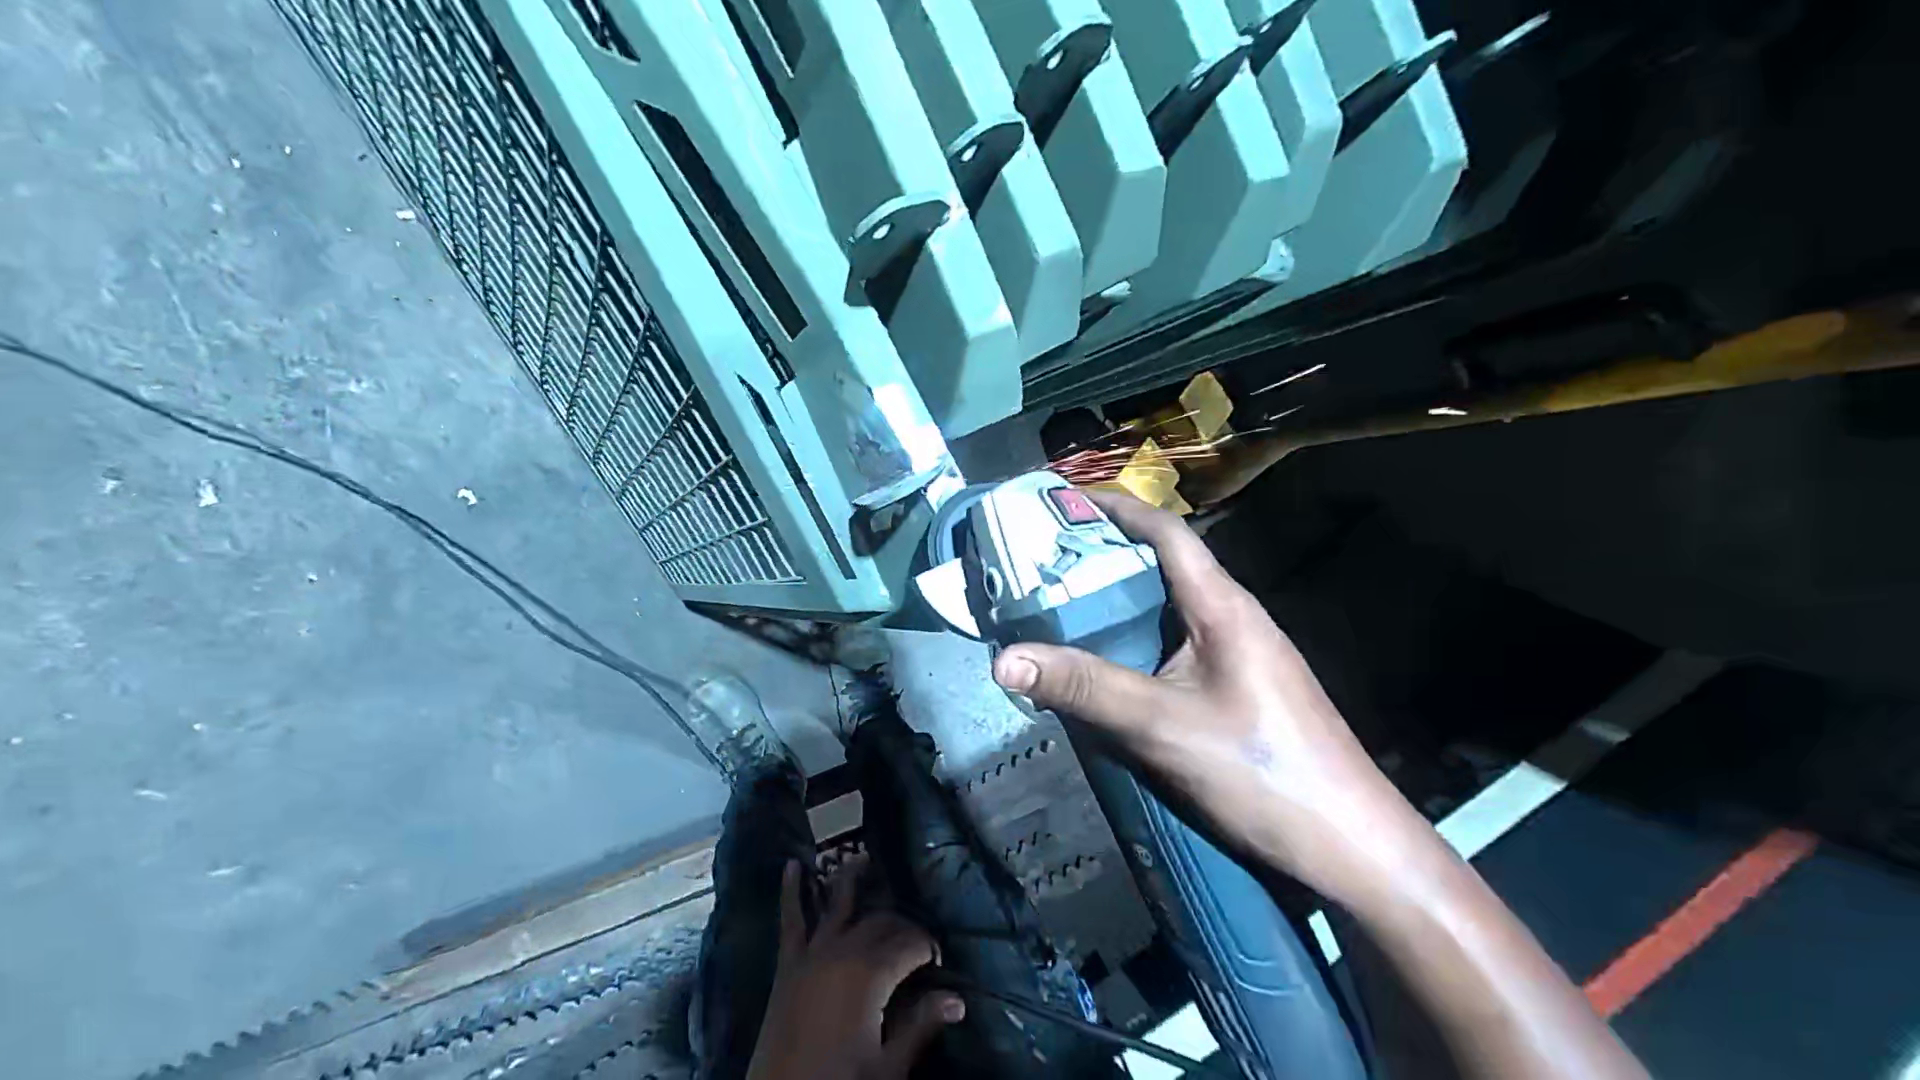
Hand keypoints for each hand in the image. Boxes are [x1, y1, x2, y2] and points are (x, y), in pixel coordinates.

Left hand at [746, 856, 964, 1079]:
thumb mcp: (886, 1067)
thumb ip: (920, 1025)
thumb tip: (958, 999)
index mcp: (870, 974)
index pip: (910, 944)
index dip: (927, 947)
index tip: (938, 960)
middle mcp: (843, 951)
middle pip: (880, 922)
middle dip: (901, 924)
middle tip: (916, 939)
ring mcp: (812, 953)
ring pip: (837, 904)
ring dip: (851, 879)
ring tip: (862, 857)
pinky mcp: (788, 964)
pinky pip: (790, 921)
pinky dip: (790, 892)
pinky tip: (791, 866)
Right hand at [990, 491, 1415, 905]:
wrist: (1350, 847)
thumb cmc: (1261, 771)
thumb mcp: (1161, 726)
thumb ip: (1083, 689)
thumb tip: (1002, 660)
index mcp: (1220, 605)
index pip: (1164, 531)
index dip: (1113, 507)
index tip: (1059, 502)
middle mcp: (1230, 617)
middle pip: (1158, 567)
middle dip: (1099, 557)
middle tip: (1037, 564)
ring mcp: (1237, 655)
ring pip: (1163, 611)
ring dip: (1113, 605)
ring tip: (1054, 611)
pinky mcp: (1235, 689)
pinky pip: (1171, 648)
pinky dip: (1130, 645)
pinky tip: (1101, 673)